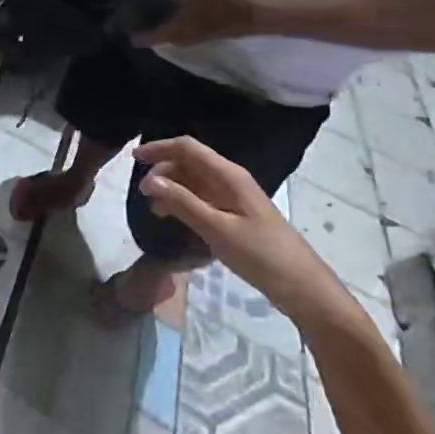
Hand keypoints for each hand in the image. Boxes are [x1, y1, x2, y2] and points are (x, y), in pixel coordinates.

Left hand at [132, 0, 259, 46]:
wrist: (253, 14)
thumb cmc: (223, 4)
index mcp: (178, 33)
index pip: (150, 38)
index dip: (136, 35)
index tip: (120, 31)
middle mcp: (183, 38)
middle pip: (158, 37)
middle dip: (143, 29)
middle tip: (126, 16)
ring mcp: (194, 34)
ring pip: (168, 32)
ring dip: (156, 24)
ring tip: (141, 10)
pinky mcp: (202, 28)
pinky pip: (178, 26)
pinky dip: (168, 19)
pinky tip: (168, 7)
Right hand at [136, 137, 338, 314]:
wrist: (300, 285)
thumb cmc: (259, 254)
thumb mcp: (217, 229)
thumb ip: (183, 203)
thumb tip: (150, 179)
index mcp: (228, 174)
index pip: (188, 148)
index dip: (160, 148)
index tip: (134, 158)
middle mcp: (230, 179)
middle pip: (190, 162)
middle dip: (164, 170)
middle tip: (143, 193)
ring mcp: (234, 197)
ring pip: (195, 182)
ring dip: (172, 189)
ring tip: (155, 211)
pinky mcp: (236, 216)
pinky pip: (203, 199)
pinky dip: (185, 204)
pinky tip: (175, 220)